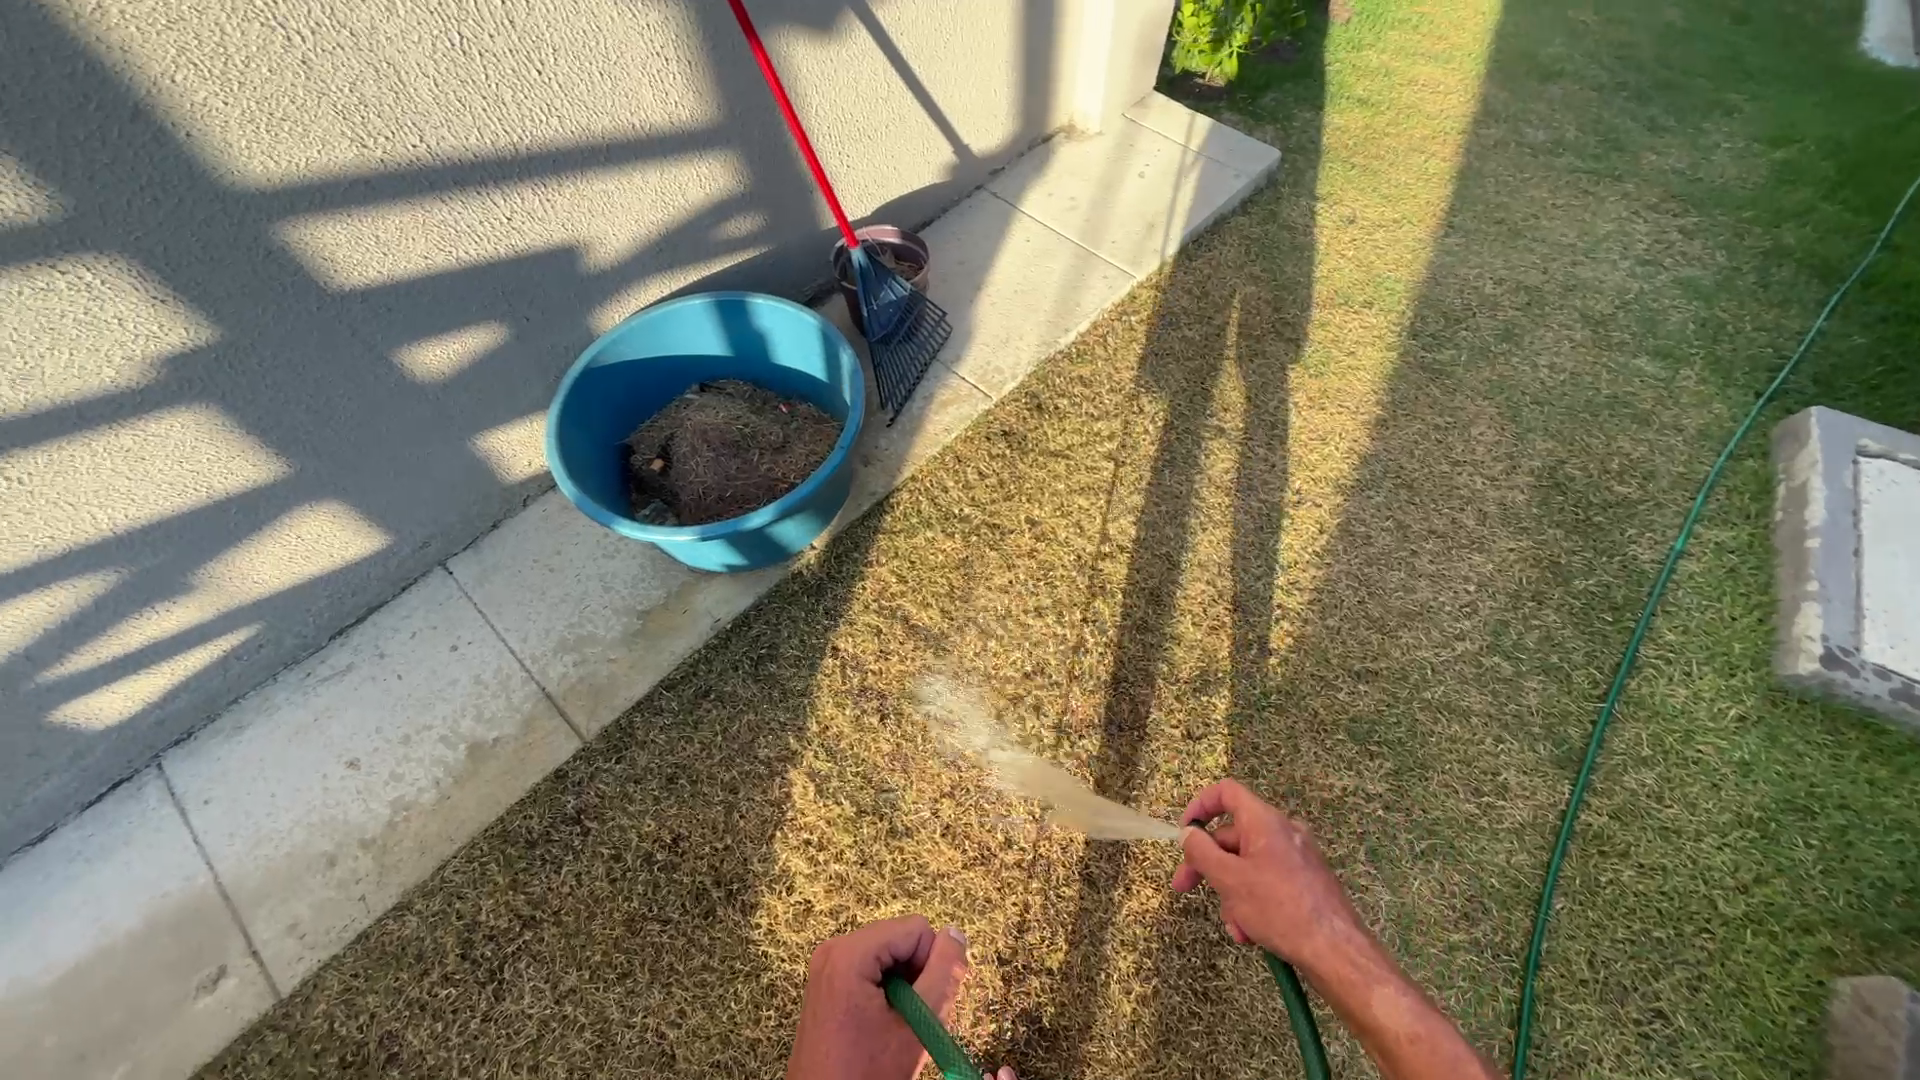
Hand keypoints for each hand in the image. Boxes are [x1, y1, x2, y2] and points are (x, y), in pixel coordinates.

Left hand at [786, 916, 991, 1079]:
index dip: (931, 965)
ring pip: (890, 954)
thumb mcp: (916, 1025)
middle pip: (900, 938)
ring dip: (904, 985)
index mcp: (850, 953)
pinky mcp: (828, 980)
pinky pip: (872, 966)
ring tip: (896, 1024)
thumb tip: (956, 934)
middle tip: (910, 1018)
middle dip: (916, 974)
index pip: (916, 929)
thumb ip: (943, 974)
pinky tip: (881, 1023)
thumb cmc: (866, 1074)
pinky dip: (887, 989)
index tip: (922, 1005)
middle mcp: (834, 948)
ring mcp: (828, 964)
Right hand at [1172, 779, 1363, 971]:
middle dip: (1208, 866)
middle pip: (1232, 836)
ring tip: (1236, 928)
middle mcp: (1283, 831)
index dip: (1200, 806)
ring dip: (1232, 893)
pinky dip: (1254, 901)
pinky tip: (1252, 933)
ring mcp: (1297, 857)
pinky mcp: (1307, 882)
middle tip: (1184, 887)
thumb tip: (1188, 833)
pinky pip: (1268, 881)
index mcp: (1264, 821)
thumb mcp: (1229, 879)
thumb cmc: (1279, 908)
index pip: (1226, 792)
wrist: (1337, 952)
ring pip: (1248, 864)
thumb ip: (1201, 852)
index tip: (1184, 832)